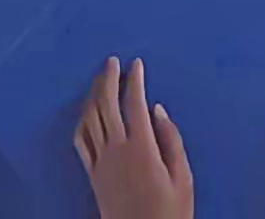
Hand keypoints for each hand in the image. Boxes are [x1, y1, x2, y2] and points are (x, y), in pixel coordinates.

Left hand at [74, 56, 192, 218]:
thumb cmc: (170, 214)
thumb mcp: (183, 180)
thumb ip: (172, 141)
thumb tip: (157, 109)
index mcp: (142, 147)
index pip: (134, 103)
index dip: (135, 80)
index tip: (136, 64)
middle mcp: (117, 148)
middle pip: (107, 103)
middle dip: (109, 78)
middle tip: (112, 61)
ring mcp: (101, 160)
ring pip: (91, 116)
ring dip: (94, 93)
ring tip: (100, 79)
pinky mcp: (91, 173)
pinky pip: (81, 139)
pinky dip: (82, 119)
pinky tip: (86, 110)